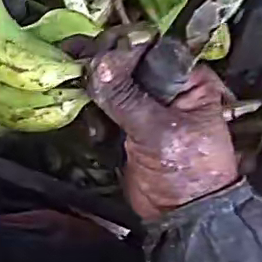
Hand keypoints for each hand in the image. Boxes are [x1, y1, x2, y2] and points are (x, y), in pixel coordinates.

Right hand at [87, 39, 240, 220]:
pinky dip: (88, 110)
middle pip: (125, 63)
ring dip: (91, 88)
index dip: (122, 46)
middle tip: (72, 61)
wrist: (182, 216)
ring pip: (109, 84)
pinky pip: (100, 108)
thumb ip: (127, 98)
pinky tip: (82, 114)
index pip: (151, 49)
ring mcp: (142, 107)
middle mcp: (164, 88)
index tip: (93, 51)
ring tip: (74, 88)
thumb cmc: (189, 171)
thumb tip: (99, 64)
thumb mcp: (160, 131)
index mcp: (187, 80)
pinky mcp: (123, 127)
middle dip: (100, 64)